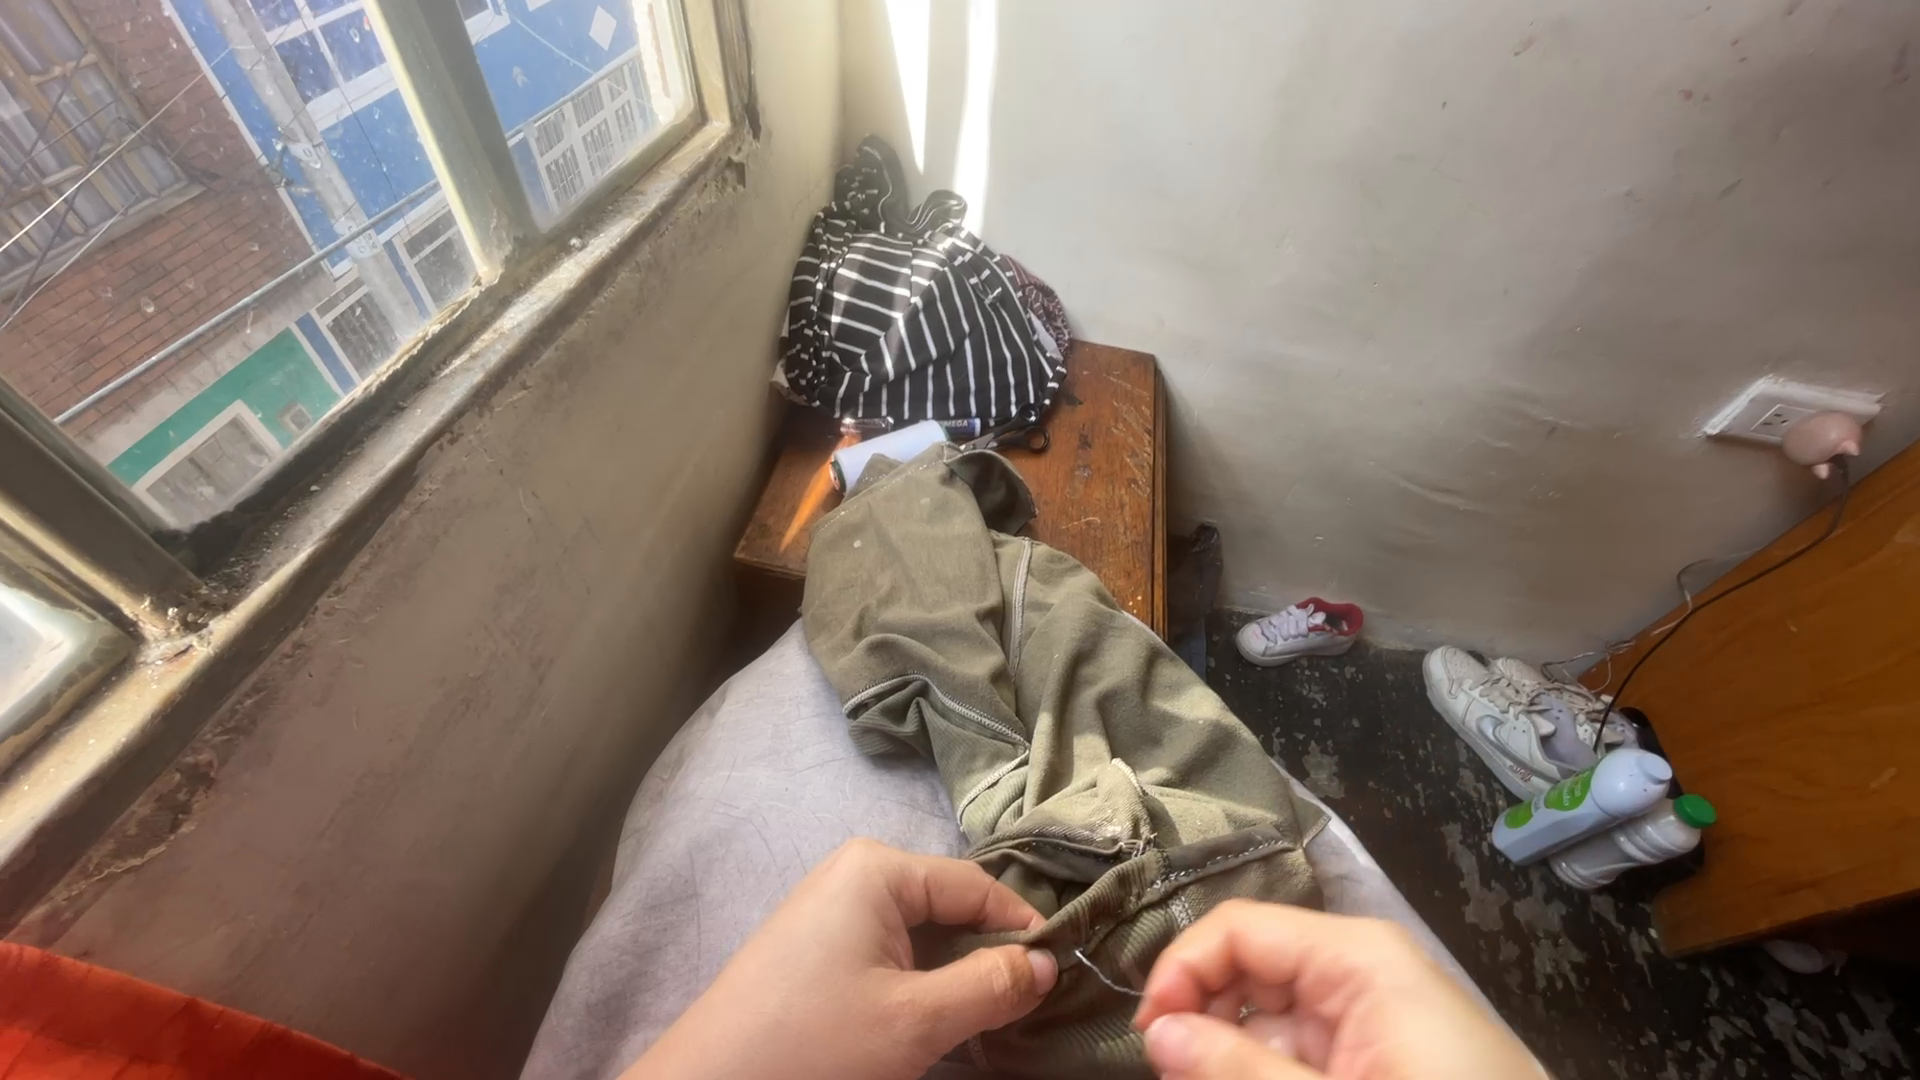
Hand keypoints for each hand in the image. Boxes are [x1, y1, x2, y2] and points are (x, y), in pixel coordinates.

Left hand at [623, 839, 1057, 1079]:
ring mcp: (832, 904)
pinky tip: (933, 1016)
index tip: (1061, 969)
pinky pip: (888, 948)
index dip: (1020, 926)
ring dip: (954, 971)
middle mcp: (856, 870)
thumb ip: (989, 986)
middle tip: (1027, 1001)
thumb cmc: (816, 1046)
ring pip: (919, 930)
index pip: (974, 885)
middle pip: (946, 905)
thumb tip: (1046, 963)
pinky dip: (919, 979)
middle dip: (986, 952)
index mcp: (879, 867)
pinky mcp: (817, 942)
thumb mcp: (915, 1022)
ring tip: (987, 1014)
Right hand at [1133, 901, 1543, 1079]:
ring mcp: (1370, 1014)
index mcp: (1356, 955)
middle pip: (1249, 966)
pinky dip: (1264, 1069)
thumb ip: (1242, 1068)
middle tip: (1174, 1073)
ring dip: (1229, 1049)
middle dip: (1203, 1014)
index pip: (1238, 928)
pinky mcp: (1379, 1056)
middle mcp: (1358, 968)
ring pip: (1267, 1013)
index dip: (1183, 969)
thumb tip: (1153, 1032)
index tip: (1149, 1034)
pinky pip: (1300, 1048)